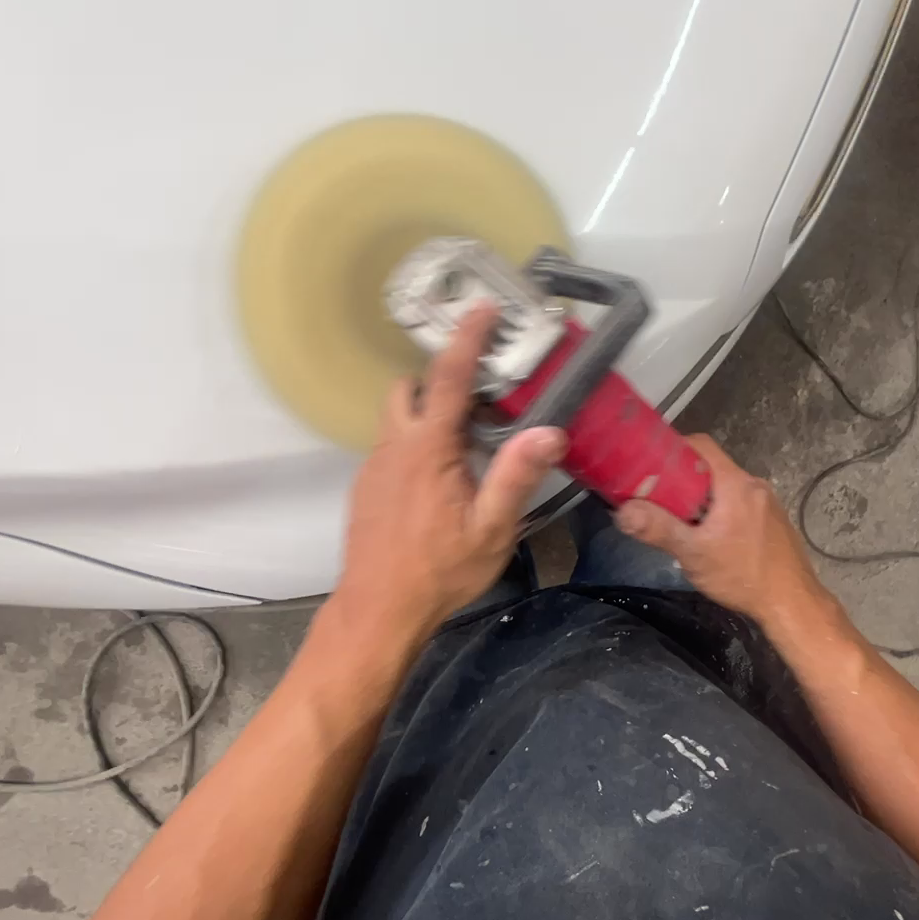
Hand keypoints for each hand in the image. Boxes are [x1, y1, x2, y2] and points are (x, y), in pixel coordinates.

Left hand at [334, 306, 565, 633]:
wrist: (379, 612)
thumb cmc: (440, 570)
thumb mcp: (491, 528)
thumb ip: (516, 476)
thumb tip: (550, 431)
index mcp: (427, 450)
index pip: (447, 378)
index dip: (466, 339)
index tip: (481, 307)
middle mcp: (394, 448)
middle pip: (409, 389)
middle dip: (440, 378)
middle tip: (483, 394)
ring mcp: (375, 468)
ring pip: (398, 418)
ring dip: (430, 413)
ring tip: (471, 440)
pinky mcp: (368, 488)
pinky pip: (394, 447)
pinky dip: (419, 442)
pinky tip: (444, 480)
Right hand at [612, 435, 837, 628]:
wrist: (792, 605)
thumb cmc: (743, 575)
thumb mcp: (694, 554)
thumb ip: (658, 529)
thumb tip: (622, 511)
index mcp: (735, 483)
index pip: (701, 445)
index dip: (673, 449)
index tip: (650, 466)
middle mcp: (754, 485)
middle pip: (711, 467)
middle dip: (682, 480)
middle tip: (658, 499)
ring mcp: (767, 503)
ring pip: (724, 488)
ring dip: (701, 499)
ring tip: (679, 521)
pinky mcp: (772, 521)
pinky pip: (738, 504)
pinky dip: (719, 511)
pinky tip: (709, 538)